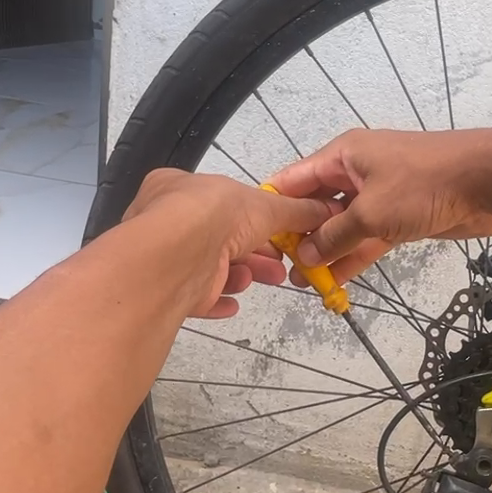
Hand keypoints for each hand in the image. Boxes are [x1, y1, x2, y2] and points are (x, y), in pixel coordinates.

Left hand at [122, 169, 332, 317]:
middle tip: (281, 264)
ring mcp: (167, 257)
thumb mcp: (266, 205)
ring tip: (269, 278)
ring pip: (210, 268)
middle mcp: (168, 221)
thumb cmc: (214, 215)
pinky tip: (234, 304)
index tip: (277, 232)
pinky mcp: (168, 290)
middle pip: (220, 238)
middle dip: (256, 253)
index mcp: (180, 189)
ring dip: (242, 275)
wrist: (178, 256)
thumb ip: (295, 210)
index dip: (252, 217)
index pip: (220, 203)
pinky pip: (195, 296)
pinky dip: (218, 299)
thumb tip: (324, 211)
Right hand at [264, 129, 491, 282]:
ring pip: (343, 226)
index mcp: (343, 156)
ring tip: (306, 283)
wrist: (487, 181)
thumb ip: (335, 236)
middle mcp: (356, 173)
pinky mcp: (400, 217)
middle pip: (318, 205)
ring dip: (327, 253)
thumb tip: (304, 255)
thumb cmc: (423, 184)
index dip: (276, 208)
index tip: (258, 238)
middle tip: (283, 270)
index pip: (295, 180)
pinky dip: (354, 257)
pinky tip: (336, 282)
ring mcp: (379, 196)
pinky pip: (368, 238)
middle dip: (301, 236)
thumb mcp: (370, 212)